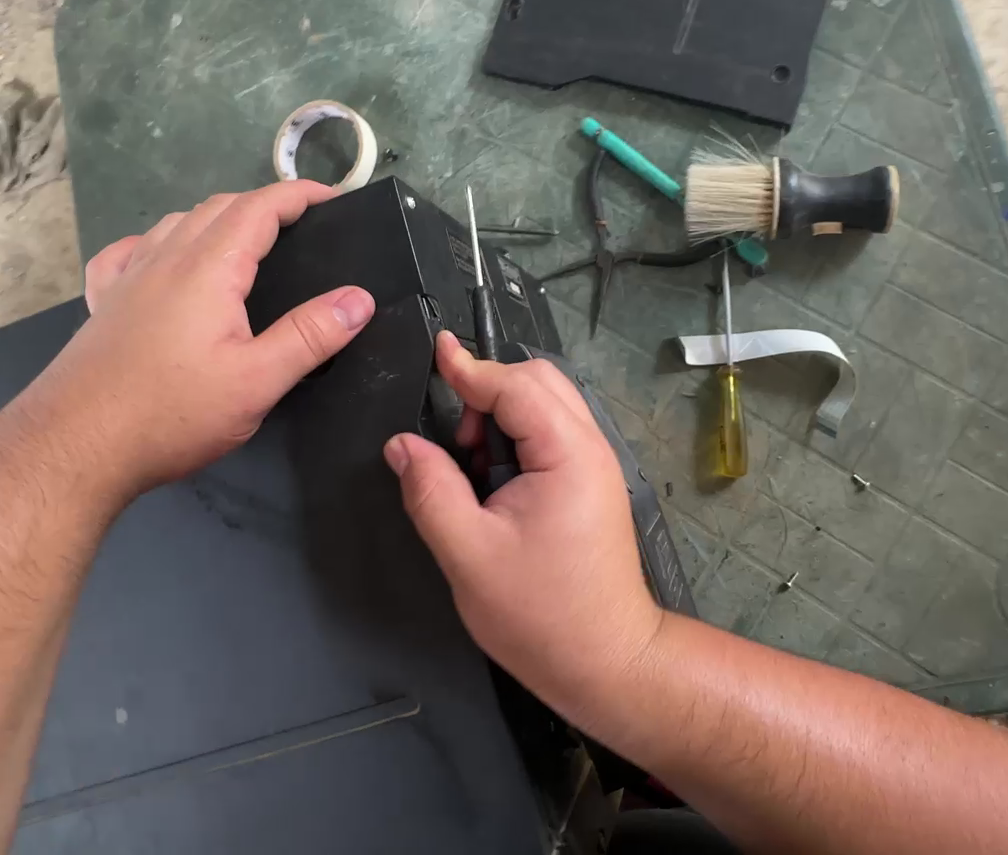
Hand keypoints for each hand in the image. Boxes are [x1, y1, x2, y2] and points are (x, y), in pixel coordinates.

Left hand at [16, 183, 374, 496]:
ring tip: (250, 240)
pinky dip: (161, 241)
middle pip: (219, 208)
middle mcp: (165, 259)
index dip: (299, 195)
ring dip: (219, 218)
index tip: (333, 198)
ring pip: (177, 224)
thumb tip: (360, 298)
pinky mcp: (104, 305)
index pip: (259, 208)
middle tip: (304, 225)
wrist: (71, 448)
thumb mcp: (259, 380)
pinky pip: (132, 252)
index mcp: (208, 268)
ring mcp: (128, 279)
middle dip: (265, 204)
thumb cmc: (172, 412)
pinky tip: (162, 259)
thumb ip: (312, 335)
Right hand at [384, 332, 663, 707]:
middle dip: (489, 390)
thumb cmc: (539, 614)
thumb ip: (431, 491)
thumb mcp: (469, 554)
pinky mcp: (591, 482)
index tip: (436, 348)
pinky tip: (494, 477)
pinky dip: (518, 435)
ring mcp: (596, 464)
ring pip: (548, 403)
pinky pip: (552, 432)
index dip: (471, 367)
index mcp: (568, 454)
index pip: (517, 386)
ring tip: (471, 463)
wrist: (606, 660)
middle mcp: (590, 447)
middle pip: (540, 381)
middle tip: (454, 438)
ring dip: (503, 413)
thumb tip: (401, 444)